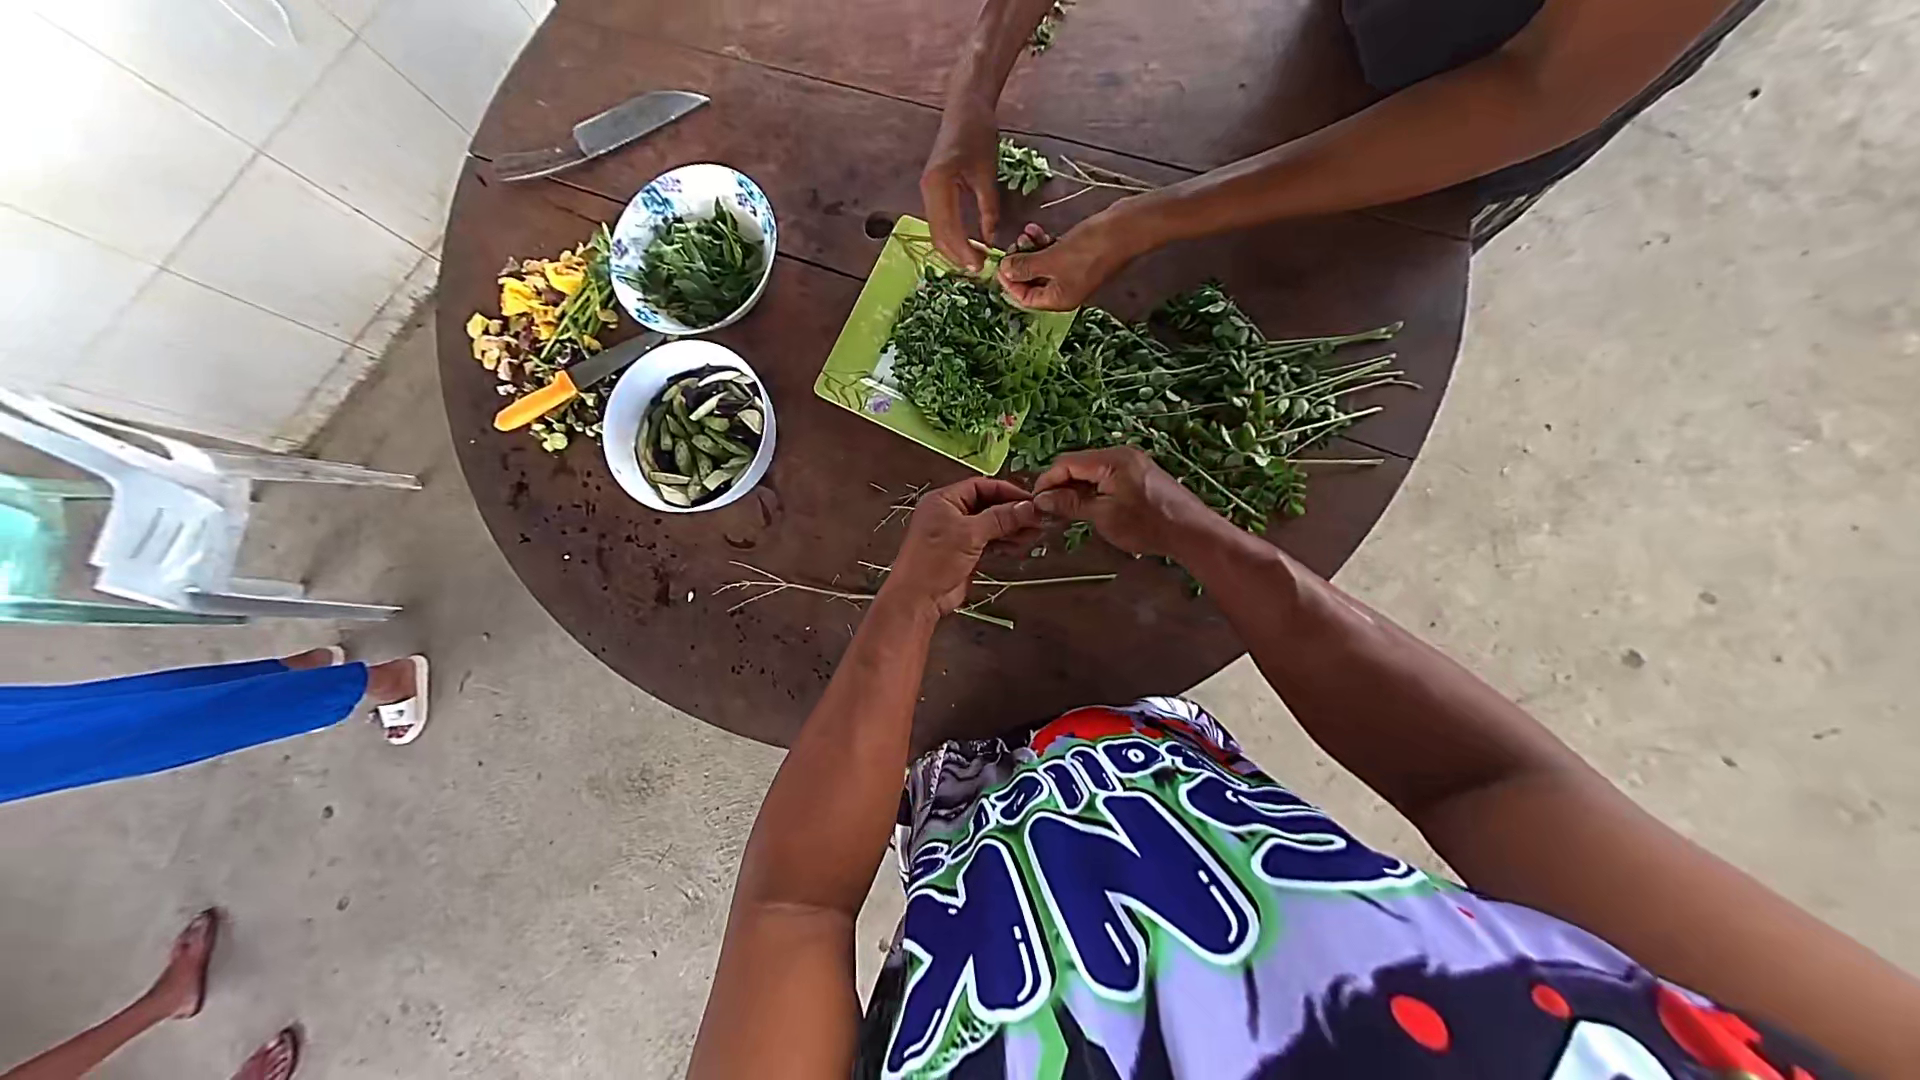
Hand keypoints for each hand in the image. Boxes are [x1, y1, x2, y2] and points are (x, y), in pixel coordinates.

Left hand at [885, 478, 1042, 616]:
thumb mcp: (970, 534)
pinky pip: (987, 541)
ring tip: (1033, 533)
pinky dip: (1003, 542)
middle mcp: (949, 513)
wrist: (918, 599)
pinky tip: (1019, 545)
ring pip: (989, 525)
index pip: (981, 486)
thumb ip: (1001, 518)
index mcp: (944, 500)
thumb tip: (1029, 507)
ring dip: (1010, 528)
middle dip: (1012, 512)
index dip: (1007, 491)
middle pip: (987, 505)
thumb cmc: (935, 560)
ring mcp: (955, 534)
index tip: (1031, 500)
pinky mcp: (963, 553)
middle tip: (1036, 519)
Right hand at [920, 96, 1001, 272]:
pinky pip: (939, 223)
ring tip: (974, 261)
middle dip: (957, 257)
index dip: (964, 253)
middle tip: (979, 270)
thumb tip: (991, 239)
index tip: (982, 266)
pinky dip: (951, 238)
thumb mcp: (987, 174)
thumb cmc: (978, 133)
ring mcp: (927, 192)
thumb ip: (989, 209)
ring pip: (936, 233)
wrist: (964, 106)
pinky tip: (967, 246)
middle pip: (938, 237)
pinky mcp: (932, 192)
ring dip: (953, 250)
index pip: (949, 231)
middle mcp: (927, 191)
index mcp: (938, 185)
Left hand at [996, 214, 1135, 310]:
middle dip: (1020, 264)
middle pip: (1032, 283)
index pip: (1025, 299)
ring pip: (1042, 266)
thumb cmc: (1089, 248)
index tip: (1000, 264)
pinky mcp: (1078, 257)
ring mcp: (1072, 274)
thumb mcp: (1051, 259)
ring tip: (1025, 233)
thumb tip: (1005, 271)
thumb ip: (1025, 267)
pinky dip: (1043, 243)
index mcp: (1058, 301)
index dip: (1010, 283)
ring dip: (1030, 250)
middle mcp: (1064, 292)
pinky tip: (1036, 229)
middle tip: (1013, 245)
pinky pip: (1053, 254)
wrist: (1126, 228)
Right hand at [1032, 447, 1221, 556]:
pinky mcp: (1138, 475)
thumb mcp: (1104, 516)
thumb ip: (1071, 504)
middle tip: (1048, 508)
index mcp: (1112, 459)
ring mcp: (1131, 463)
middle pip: (1078, 464)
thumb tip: (1043, 499)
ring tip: (1065, 512)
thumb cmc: (1149, 524)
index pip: (1067, 462)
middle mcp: (1121, 455)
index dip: (1048, 480)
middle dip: (1060, 485)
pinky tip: (1087, 508)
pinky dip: (1092, 490)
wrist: (1191, 532)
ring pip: (1091, 472)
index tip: (1036, 500)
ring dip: (1075, 489)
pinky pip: (1106, 477)